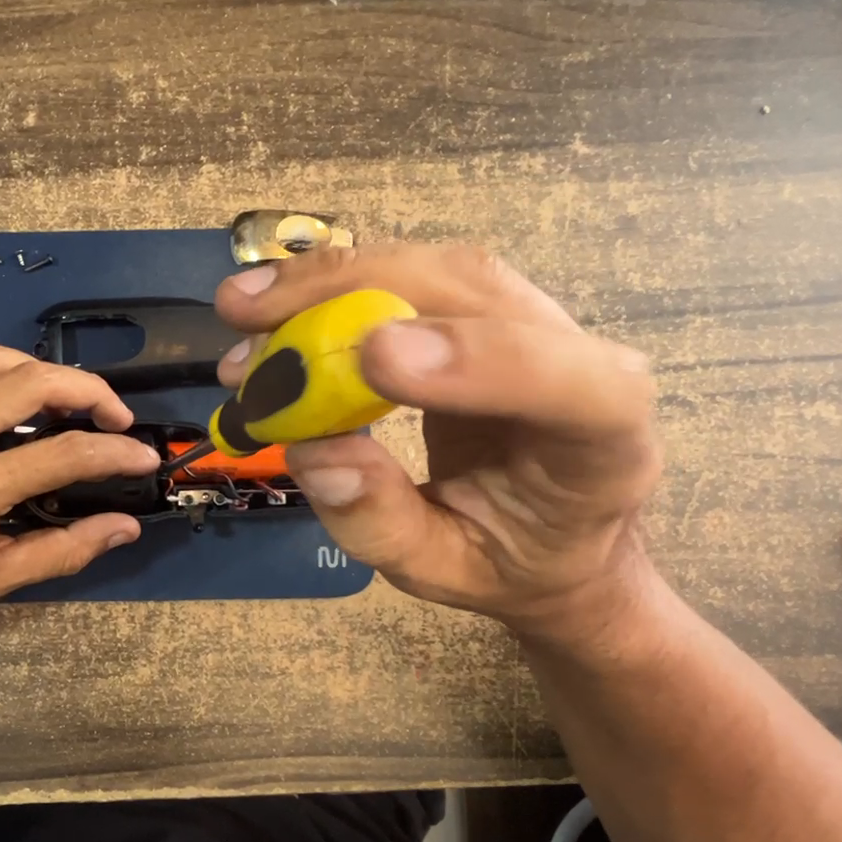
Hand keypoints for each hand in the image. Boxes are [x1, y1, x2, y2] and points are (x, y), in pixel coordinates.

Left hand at [0, 345, 160, 658]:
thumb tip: (123, 528)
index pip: (63, 453)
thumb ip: (62, 550)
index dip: (115, 453)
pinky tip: (1, 394)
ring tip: (63, 400)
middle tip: (112, 416)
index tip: (143, 456)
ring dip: (38, 371)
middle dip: (87, 389)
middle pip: (30, 381)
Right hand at [215, 245, 662, 642]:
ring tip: (241, 313)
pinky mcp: (474, 312)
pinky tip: (270, 313)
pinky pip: (403, 279)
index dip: (476, 359)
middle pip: (472, 291)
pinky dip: (328, 290)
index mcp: (600, 442)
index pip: (570, 382)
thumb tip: (312, 451)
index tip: (373, 360)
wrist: (554, 536)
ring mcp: (523, 322)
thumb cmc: (508, 561)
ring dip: (326, 282)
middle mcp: (574, 357)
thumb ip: (382, 524)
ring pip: (428, 268)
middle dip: (353, 292)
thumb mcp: (441, 572)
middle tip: (249, 315)